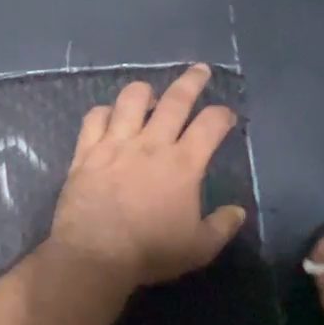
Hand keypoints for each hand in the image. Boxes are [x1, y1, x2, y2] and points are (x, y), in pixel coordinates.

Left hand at [50, 64, 246, 287]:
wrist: (95, 254)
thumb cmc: (150, 252)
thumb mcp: (198, 248)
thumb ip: (221, 226)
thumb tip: (237, 212)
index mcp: (183, 164)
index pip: (210, 125)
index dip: (222, 115)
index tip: (226, 115)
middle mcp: (151, 145)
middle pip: (175, 100)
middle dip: (192, 81)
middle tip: (200, 70)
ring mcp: (115, 145)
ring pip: (130, 100)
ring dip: (144, 91)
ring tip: (150, 93)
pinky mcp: (86, 153)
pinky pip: (94, 119)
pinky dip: (104, 112)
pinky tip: (109, 115)